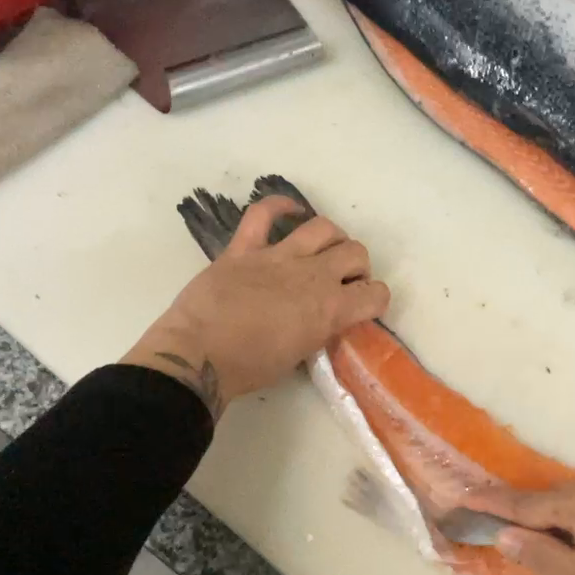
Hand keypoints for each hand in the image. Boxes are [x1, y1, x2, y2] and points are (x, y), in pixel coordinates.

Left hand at [122, 195, 389, 415]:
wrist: (199, 356)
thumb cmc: (249, 368)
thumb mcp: (300, 355)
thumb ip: (318, 330)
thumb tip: (321, 319)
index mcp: (330, 309)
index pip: (376, 294)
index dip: (375, 300)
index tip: (364, 307)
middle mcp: (313, 275)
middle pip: (356, 252)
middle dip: (357, 266)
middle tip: (343, 279)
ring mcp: (278, 256)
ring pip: (323, 227)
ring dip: (332, 237)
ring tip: (324, 249)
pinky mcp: (245, 248)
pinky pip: (264, 213)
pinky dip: (279, 206)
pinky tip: (289, 212)